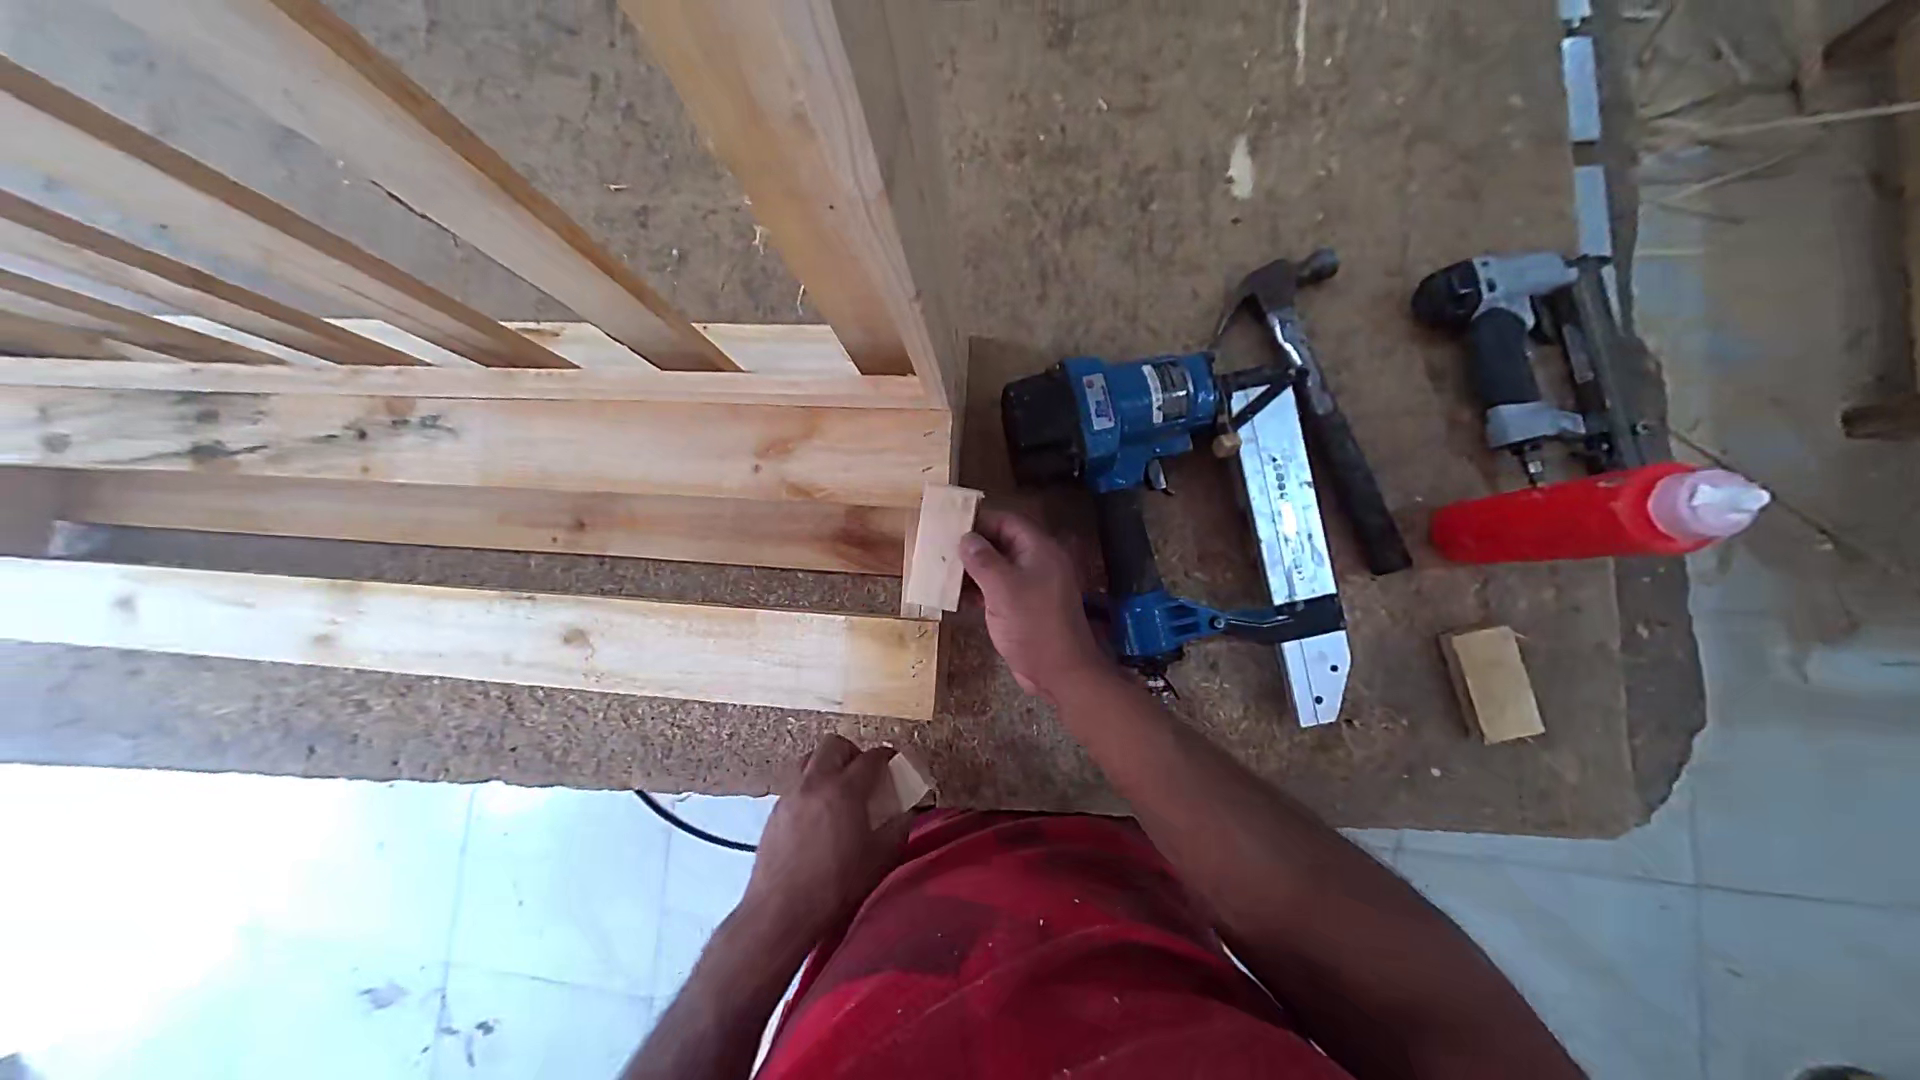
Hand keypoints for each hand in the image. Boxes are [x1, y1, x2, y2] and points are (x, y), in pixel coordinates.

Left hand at [737, 735, 910, 950]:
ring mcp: (790, 795)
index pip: (871, 757)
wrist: (780, 914)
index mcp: (844, 790)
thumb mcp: (880, 859)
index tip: (895, 764)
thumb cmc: (835, 887)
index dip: (887, 756)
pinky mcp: (774, 812)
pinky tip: (818, 813)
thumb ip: (898, 828)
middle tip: (865, 772)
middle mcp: (815, 783)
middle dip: (853, 752)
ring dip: (828, 764)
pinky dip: (811, 786)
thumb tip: (907, 813)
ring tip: (839, 787)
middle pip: (834, 745)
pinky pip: (796, 784)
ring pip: (809, 759)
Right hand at [959, 509, 1117, 700]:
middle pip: (1001, 544)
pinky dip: (979, 591)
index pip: (1008, 522)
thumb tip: (965, 538)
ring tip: (942, 571)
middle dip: (972, 546)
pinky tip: (955, 597)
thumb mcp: (1003, 588)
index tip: (951, 524)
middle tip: (940, 548)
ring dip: (972, 570)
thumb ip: (982, 560)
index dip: (980, 521)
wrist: (1060, 672)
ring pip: (998, 569)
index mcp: (1039, 550)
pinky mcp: (1024, 609)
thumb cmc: (1034, 624)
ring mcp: (1031, 587)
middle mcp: (1037, 564)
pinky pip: (998, 591)